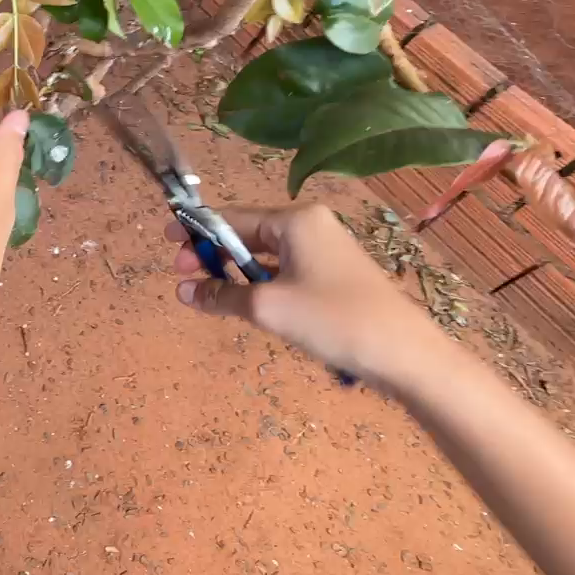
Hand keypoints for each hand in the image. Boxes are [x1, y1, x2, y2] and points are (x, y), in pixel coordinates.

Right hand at [169, 204, 450, 384]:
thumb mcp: (267, 307)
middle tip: (185, 278)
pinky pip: (282, 270)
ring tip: (209, 293)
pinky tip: (245, 302)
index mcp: (295, 220)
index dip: (197, 231)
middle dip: (212, 254)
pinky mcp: (332, 275)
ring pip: (263, 254)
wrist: (407, 356)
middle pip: (246, 233)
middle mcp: (309, 226)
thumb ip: (221, 294)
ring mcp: (324, 250)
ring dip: (233, 272)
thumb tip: (184, 291)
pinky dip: (258, 282)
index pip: (232, 217)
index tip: (168, 244)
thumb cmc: (333, 319)